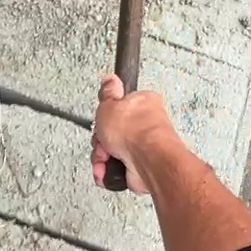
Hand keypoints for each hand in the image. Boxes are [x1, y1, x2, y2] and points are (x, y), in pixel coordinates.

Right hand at [92, 75, 178, 194]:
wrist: (149, 161)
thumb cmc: (136, 132)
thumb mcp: (110, 104)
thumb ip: (108, 93)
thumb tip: (109, 79)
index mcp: (143, 103)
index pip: (119, 105)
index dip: (105, 115)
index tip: (101, 119)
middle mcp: (146, 125)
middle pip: (111, 131)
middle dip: (101, 139)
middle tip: (103, 139)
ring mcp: (143, 147)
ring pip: (111, 151)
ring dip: (102, 157)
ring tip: (106, 157)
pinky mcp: (139, 166)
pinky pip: (116, 168)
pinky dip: (108, 171)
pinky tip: (108, 169)